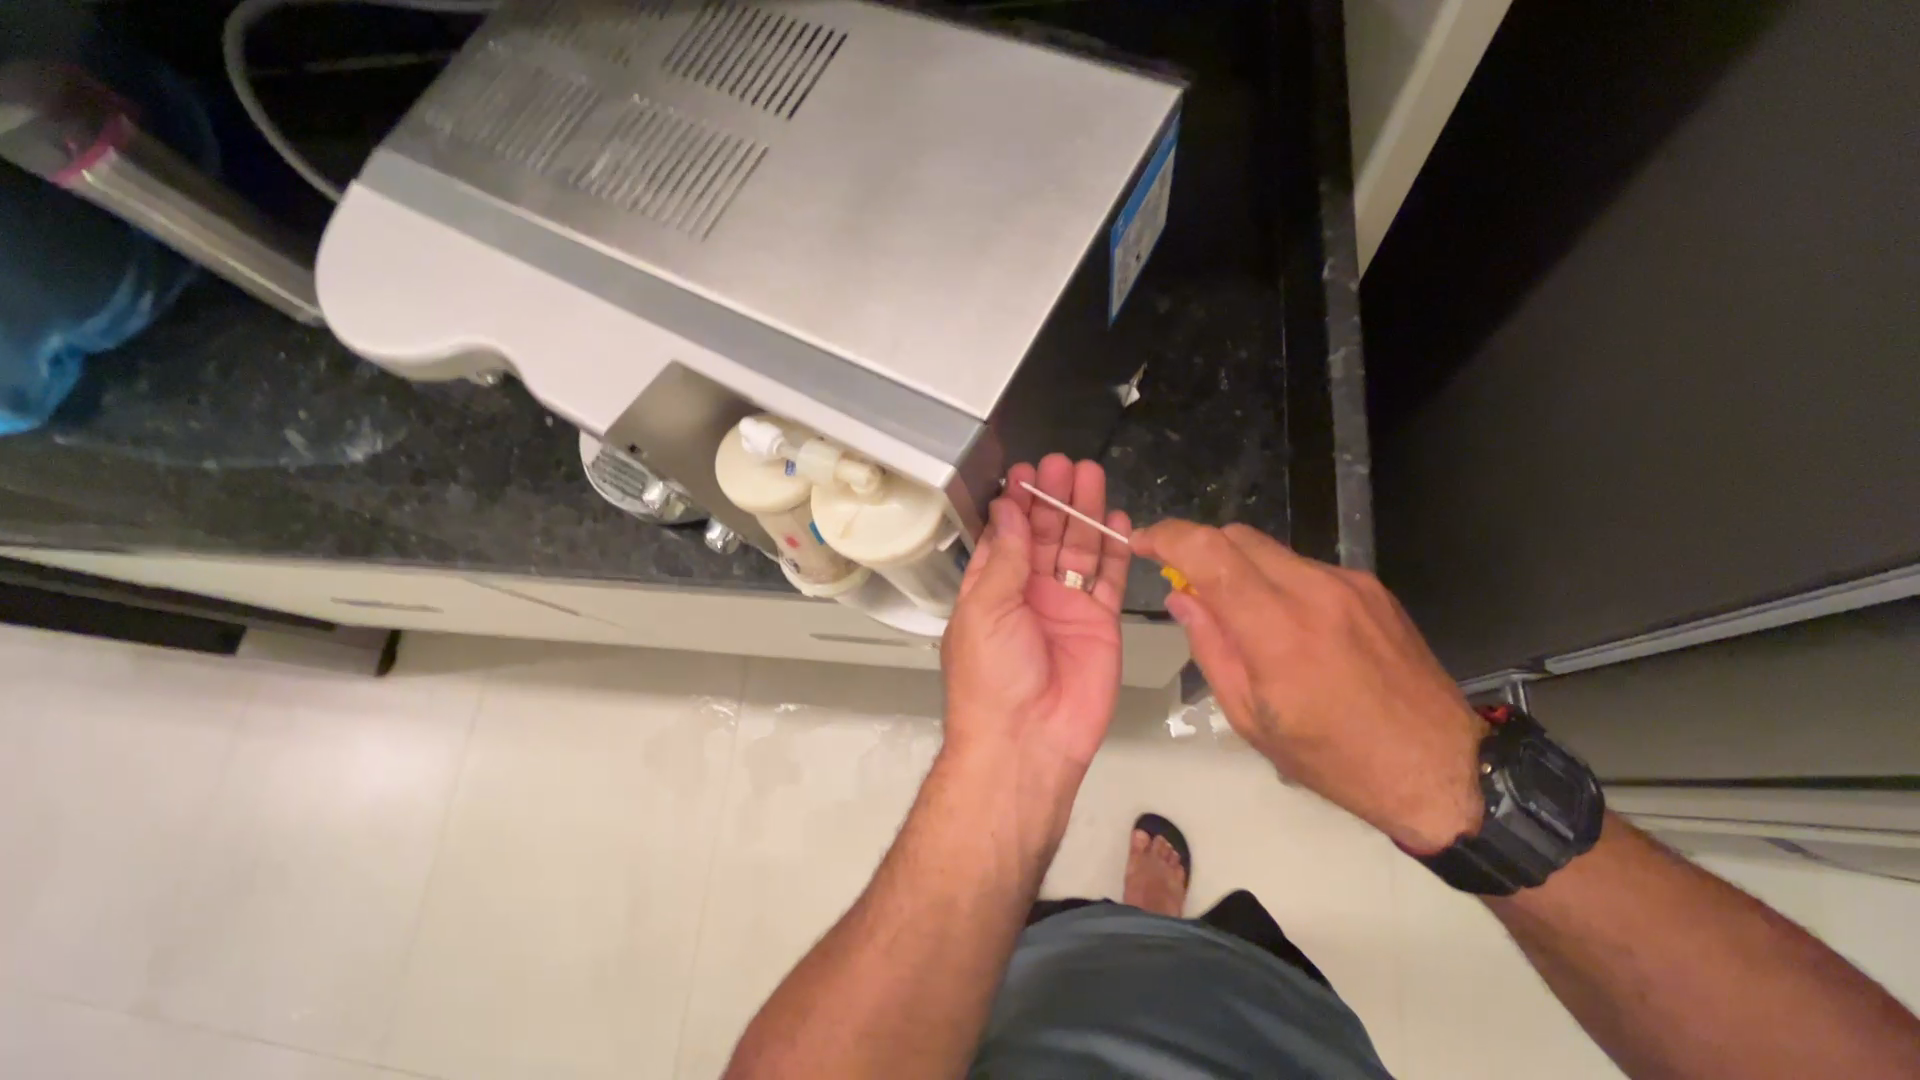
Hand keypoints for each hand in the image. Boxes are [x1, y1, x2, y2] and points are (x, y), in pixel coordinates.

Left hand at [941, 455, 1131, 789]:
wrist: (1028, 741)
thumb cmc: (991, 679)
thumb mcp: (985, 608)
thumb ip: (1003, 556)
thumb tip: (1005, 507)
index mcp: (991, 589)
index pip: (1004, 535)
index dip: (1015, 503)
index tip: (1025, 470)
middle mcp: (1028, 593)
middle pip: (1043, 534)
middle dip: (1052, 498)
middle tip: (1062, 463)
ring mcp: (1066, 607)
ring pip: (1078, 549)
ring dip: (1083, 512)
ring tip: (1089, 473)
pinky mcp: (1100, 623)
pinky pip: (1109, 579)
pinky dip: (1115, 549)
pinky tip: (1118, 518)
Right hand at [1130, 521, 1484, 852]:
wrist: (1438, 767)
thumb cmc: (1334, 758)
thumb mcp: (1251, 717)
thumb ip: (1211, 647)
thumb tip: (1183, 597)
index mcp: (1277, 629)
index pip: (1208, 552)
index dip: (1166, 537)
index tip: (1143, 543)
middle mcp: (1314, 590)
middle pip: (1237, 537)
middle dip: (1200, 549)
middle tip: (1186, 585)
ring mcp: (1349, 584)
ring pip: (1273, 551)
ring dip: (1242, 569)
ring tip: (1243, 619)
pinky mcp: (1373, 589)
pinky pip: (1307, 570)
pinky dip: (1280, 584)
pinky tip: (1290, 628)